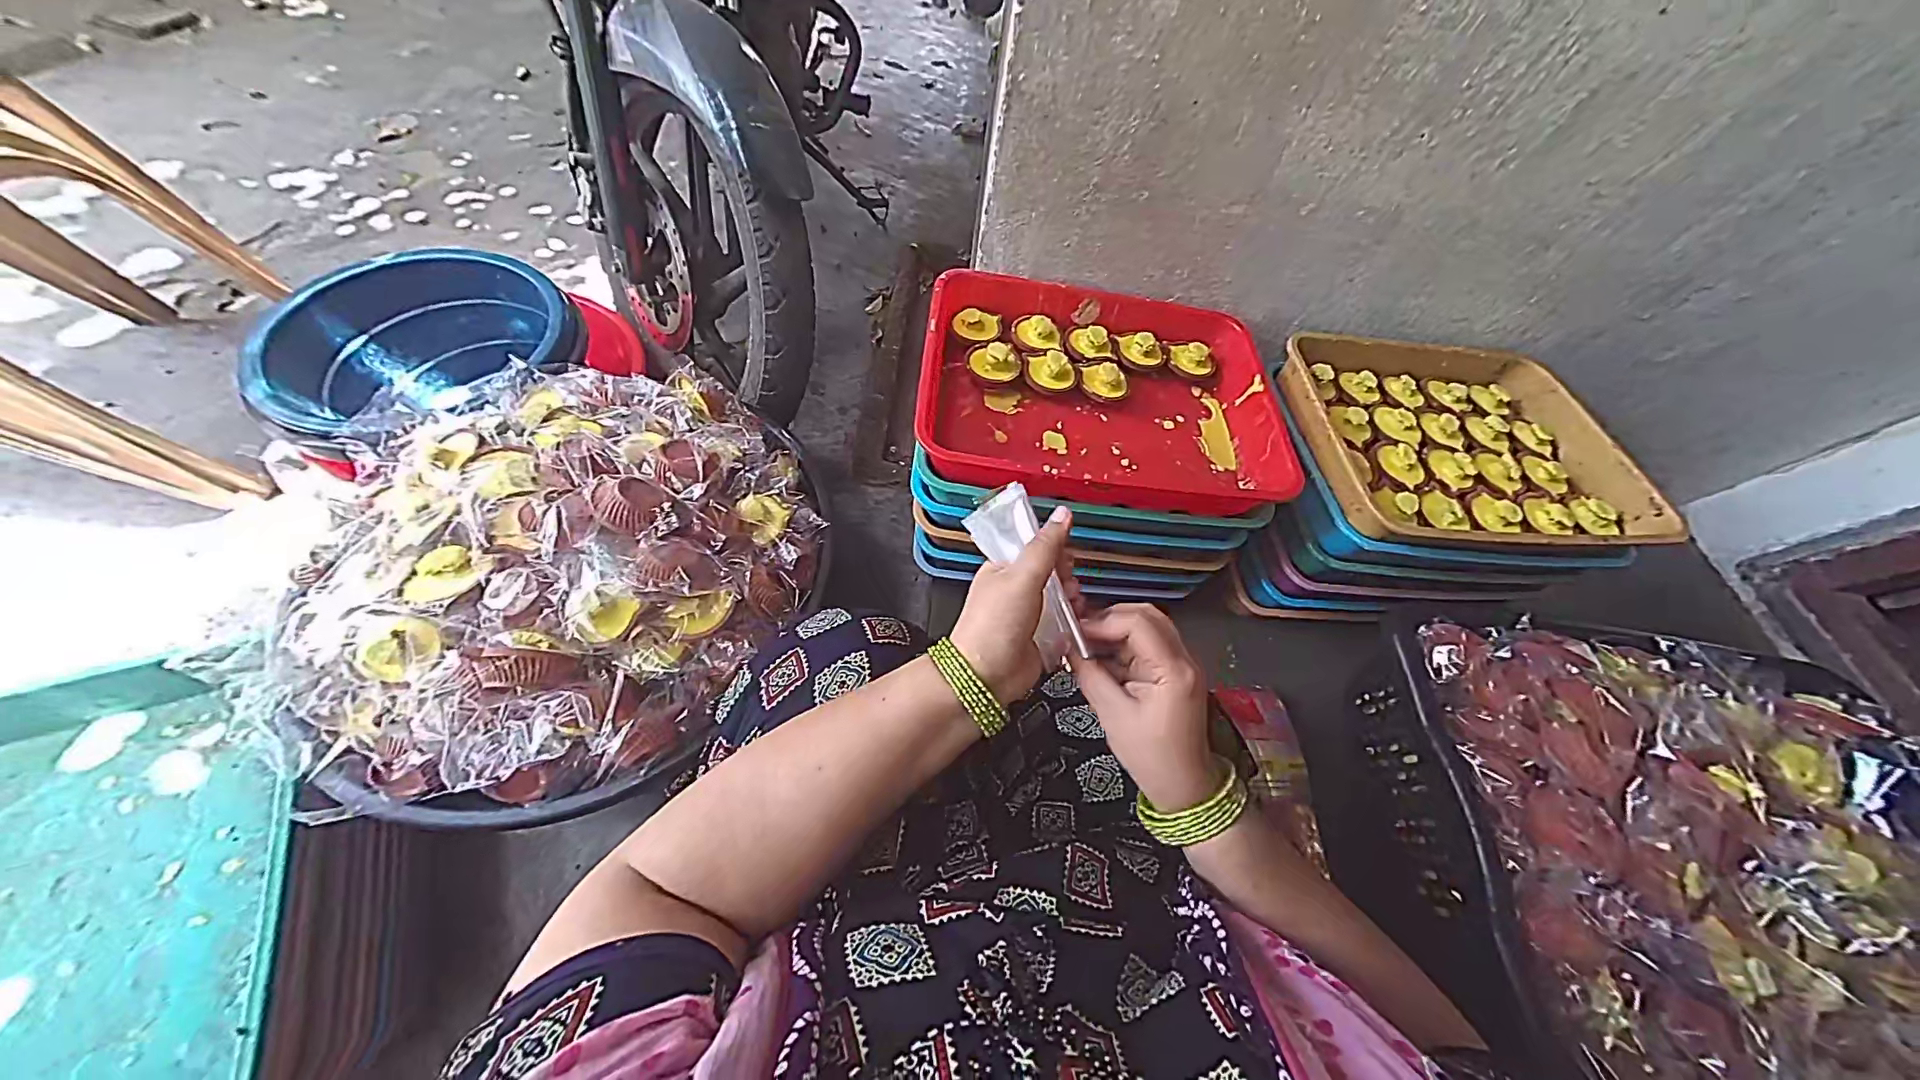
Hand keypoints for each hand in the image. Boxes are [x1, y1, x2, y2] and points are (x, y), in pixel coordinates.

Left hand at [949, 506, 1081, 701]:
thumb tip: (1061, 516)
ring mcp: (1028, 615)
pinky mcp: (1040, 638)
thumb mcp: (1021, 576)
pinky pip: (1064, 625)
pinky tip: (1075, 623)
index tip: (1064, 552)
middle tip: (1066, 581)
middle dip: (1066, 575)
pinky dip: (1073, 623)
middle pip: (1052, 571)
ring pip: (1061, 598)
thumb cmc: (990, 627)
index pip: (1032, 545)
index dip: (1052, 546)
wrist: (986, 676)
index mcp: (1002, 568)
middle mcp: (1015, 590)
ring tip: (1071, 603)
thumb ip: (1045, 546)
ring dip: (1072, 599)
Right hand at [1068, 604, 1215, 809]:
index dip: (1103, 621)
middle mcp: (1183, 660)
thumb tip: (1070, 648)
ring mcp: (1180, 665)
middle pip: (1145, 616)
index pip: (1138, 622)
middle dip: (1108, 620)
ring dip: (1113, 633)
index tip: (1077, 631)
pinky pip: (1145, 646)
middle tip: (1079, 633)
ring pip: (1145, 628)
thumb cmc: (1153, 758)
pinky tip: (1100, 660)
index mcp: (1174, 670)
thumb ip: (1090, 675)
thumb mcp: (1112, 715)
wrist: (1183, 785)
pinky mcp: (1172, 673)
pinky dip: (1121, 647)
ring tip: (1085, 647)